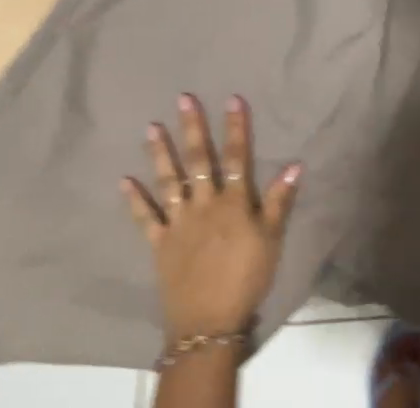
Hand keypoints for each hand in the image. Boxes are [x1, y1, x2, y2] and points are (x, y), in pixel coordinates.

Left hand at [121, 94, 302, 339]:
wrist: (208, 320)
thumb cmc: (248, 277)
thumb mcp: (273, 239)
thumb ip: (280, 201)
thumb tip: (295, 163)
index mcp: (234, 202)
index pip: (238, 157)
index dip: (237, 128)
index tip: (233, 99)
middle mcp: (204, 204)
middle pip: (200, 160)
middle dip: (193, 128)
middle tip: (183, 99)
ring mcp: (178, 222)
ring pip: (169, 181)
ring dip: (160, 153)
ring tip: (151, 127)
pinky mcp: (160, 243)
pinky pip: (146, 218)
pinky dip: (135, 199)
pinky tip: (124, 181)